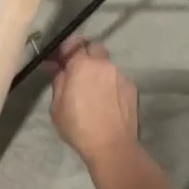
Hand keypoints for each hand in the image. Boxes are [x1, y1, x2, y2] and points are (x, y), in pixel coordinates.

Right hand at [48, 38, 138, 165]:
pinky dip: (110, 85)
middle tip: (78, 72)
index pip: (75, 43)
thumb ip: (59, 82)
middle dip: (86, 55)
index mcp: (83, 66)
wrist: (111, 145)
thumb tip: (59, 69)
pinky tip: (106, 102)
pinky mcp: (131, 89)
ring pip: (107, 65)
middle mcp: (104, 65)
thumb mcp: (57, 106)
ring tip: (93, 92)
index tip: (61, 58)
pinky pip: (117, 79)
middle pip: (95, 48)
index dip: (67, 48)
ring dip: (98, 72)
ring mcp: (121, 76)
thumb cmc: (78, 127)